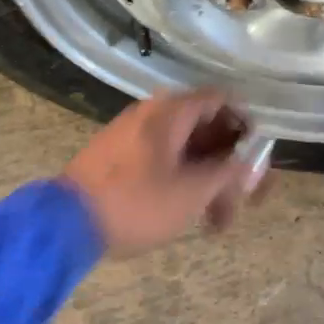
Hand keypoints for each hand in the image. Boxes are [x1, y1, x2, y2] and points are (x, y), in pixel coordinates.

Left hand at [62, 89, 261, 255]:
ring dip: (208, 180)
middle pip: (207, 128)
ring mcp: (132, 134)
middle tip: (244, 203)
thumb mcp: (192, 192)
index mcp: (172, 111)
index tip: (259, 160)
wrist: (64, 223)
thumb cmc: (136, 203)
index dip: (248, 126)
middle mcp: (153, 113)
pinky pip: (162, 159)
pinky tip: (187, 214)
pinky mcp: (118, 157)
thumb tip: (254, 165)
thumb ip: (229, 174)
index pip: (223, 99)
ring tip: (216, 224)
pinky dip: (182, 180)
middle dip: (231, 166)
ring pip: (185, 149)